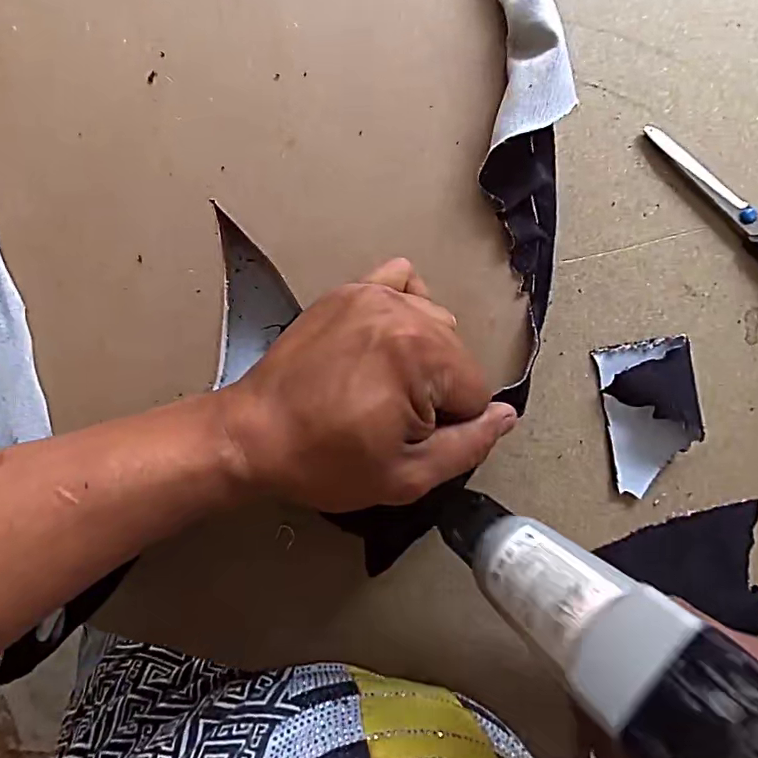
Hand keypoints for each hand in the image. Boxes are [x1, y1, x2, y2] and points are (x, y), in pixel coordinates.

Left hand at [215, 258, 517, 512]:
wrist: (251, 436)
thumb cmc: (319, 459)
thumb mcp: (404, 477)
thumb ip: (468, 447)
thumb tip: (505, 417)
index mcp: (421, 354)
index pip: (476, 394)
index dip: (447, 428)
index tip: (405, 438)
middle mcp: (400, 312)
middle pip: (457, 358)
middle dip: (434, 394)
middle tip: (386, 419)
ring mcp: (370, 296)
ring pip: (435, 324)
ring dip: (421, 356)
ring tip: (378, 386)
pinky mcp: (347, 293)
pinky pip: (401, 281)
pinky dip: (406, 305)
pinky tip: (388, 339)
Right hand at [596, 621, 757, 757]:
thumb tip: (588, 711)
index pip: (695, 631)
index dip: (634, 633)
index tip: (595, 644)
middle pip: (714, 639)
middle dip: (662, 660)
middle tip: (624, 693)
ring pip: (739, 654)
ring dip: (696, 677)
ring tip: (668, 719)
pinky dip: (732, 694)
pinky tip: (717, 735)